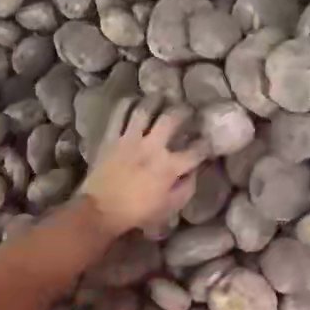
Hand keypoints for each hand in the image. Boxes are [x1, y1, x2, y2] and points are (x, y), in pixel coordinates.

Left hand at [79, 96, 207, 235]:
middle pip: (172, 118)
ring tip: (162, 97)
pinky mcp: (111, 138)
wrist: (101, 210)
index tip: (208, 141)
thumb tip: (193, 173)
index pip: (196, 150)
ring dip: (155, 100)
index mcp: (169, 166)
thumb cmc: (137, 212)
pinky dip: (126, 104)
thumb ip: (186, 189)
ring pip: (145, 110)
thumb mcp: (169, 207)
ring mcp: (130, 139)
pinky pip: (118, 114)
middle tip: (187, 110)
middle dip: (183, 111)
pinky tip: (133, 100)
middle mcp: (152, 147)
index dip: (206, 144)